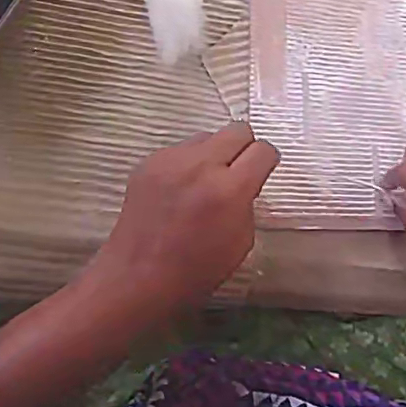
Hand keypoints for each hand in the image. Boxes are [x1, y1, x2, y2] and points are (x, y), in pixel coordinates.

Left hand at [91, 122, 278, 303]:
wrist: (138, 277)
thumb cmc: (196, 270)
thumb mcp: (241, 241)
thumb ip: (247, 202)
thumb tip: (244, 181)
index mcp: (229, 190)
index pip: (262, 150)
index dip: (267, 161)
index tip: (262, 170)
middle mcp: (201, 166)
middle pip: (238, 130)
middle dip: (243, 148)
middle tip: (237, 172)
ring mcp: (171, 160)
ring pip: (206, 137)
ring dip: (213, 154)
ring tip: (204, 183)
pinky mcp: (149, 162)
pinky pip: (180, 150)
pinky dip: (186, 164)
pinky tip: (179, 191)